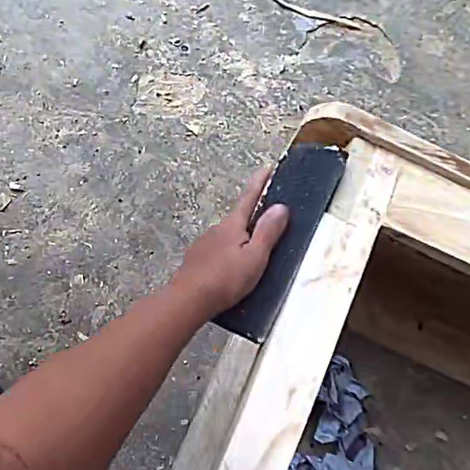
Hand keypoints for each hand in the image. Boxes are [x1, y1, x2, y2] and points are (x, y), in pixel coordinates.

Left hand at [170, 168, 290, 316]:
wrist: (188, 300)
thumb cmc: (225, 280)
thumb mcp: (255, 257)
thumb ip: (268, 232)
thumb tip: (281, 207)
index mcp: (233, 225)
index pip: (249, 198)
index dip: (260, 183)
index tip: (267, 169)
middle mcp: (217, 230)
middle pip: (239, 218)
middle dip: (253, 218)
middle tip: (267, 222)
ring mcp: (204, 245)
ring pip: (228, 237)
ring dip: (240, 240)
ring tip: (252, 255)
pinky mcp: (197, 261)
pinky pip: (218, 253)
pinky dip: (228, 256)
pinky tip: (232, 271)